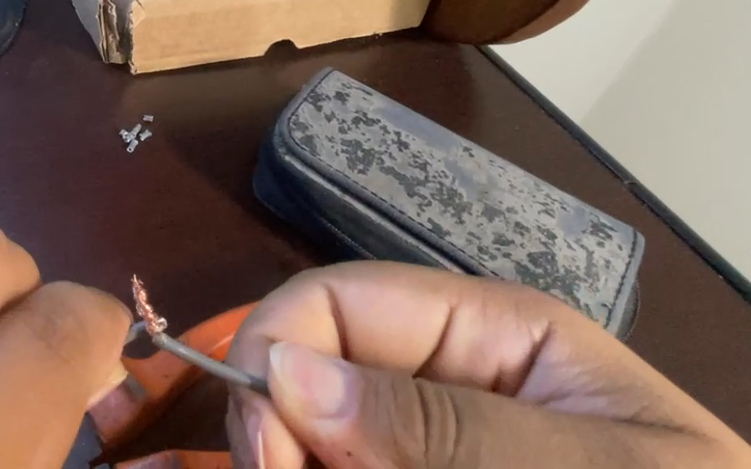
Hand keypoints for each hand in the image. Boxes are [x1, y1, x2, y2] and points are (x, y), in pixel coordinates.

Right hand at [225, 262, 750, 468]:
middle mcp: (444, 372)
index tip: (261, 444)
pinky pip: (346, 464)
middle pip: (316, 368)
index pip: (340, 299)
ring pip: (319, 433)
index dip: (278, 347)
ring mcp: (427, 438)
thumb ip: (445, 428)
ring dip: (299, 464)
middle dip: (281, 427)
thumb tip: (285, 370)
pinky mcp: (415, 468)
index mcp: (489, 329)